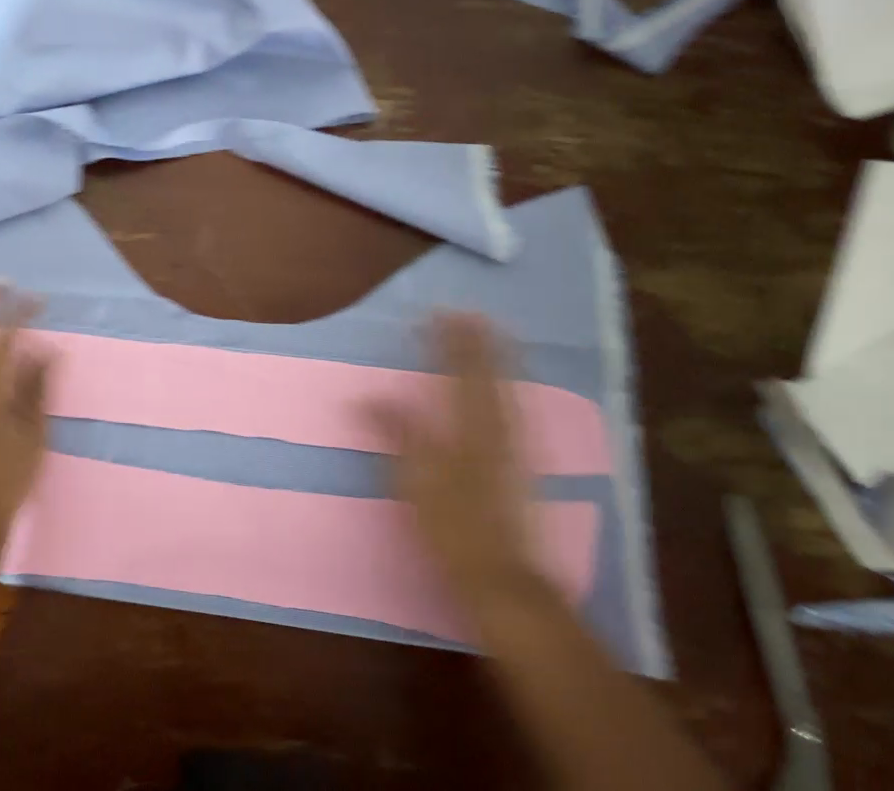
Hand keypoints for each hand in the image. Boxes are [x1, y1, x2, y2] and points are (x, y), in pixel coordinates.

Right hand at [373, 313, 543, 605]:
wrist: (503, 580)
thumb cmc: (453, 529)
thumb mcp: (415, 482)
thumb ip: (398, 434)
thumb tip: (370, 397)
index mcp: (472, 430)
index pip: (462, 374)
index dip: (452, 343)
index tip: (440, 314)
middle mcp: (501, 431)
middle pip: (493, 377)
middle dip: (482, 344)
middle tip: (471, 315)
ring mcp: (517, 450)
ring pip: (510, 392)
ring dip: (500, 361)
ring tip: (492, 338)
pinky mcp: (522, 468)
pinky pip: (516, 411)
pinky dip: (509, 388)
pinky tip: (507, 391)